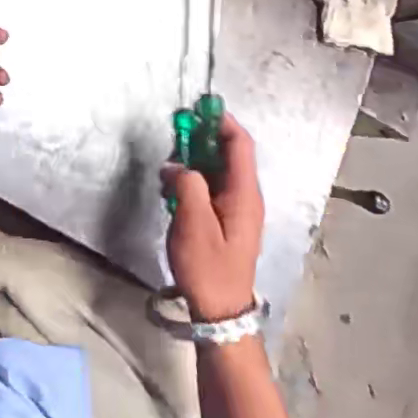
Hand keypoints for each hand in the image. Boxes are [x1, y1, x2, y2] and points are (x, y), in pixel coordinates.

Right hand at [162, 113, 263, 321]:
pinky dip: (195, 177)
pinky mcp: (226, 220)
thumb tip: (177, 166)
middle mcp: (245, 196)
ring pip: (219, 170)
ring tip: (172, 153)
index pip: (240, 145)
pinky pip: (213, 187)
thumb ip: (187, 186)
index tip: (200, 107)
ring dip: (197, 157)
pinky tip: (174, 183)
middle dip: (205, 136)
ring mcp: (237, 209)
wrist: (220, 310)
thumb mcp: (192, 224)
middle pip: (230, 154)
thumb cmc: (208, 267)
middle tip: (178, 127)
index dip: (223, 122)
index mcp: (244, 193)